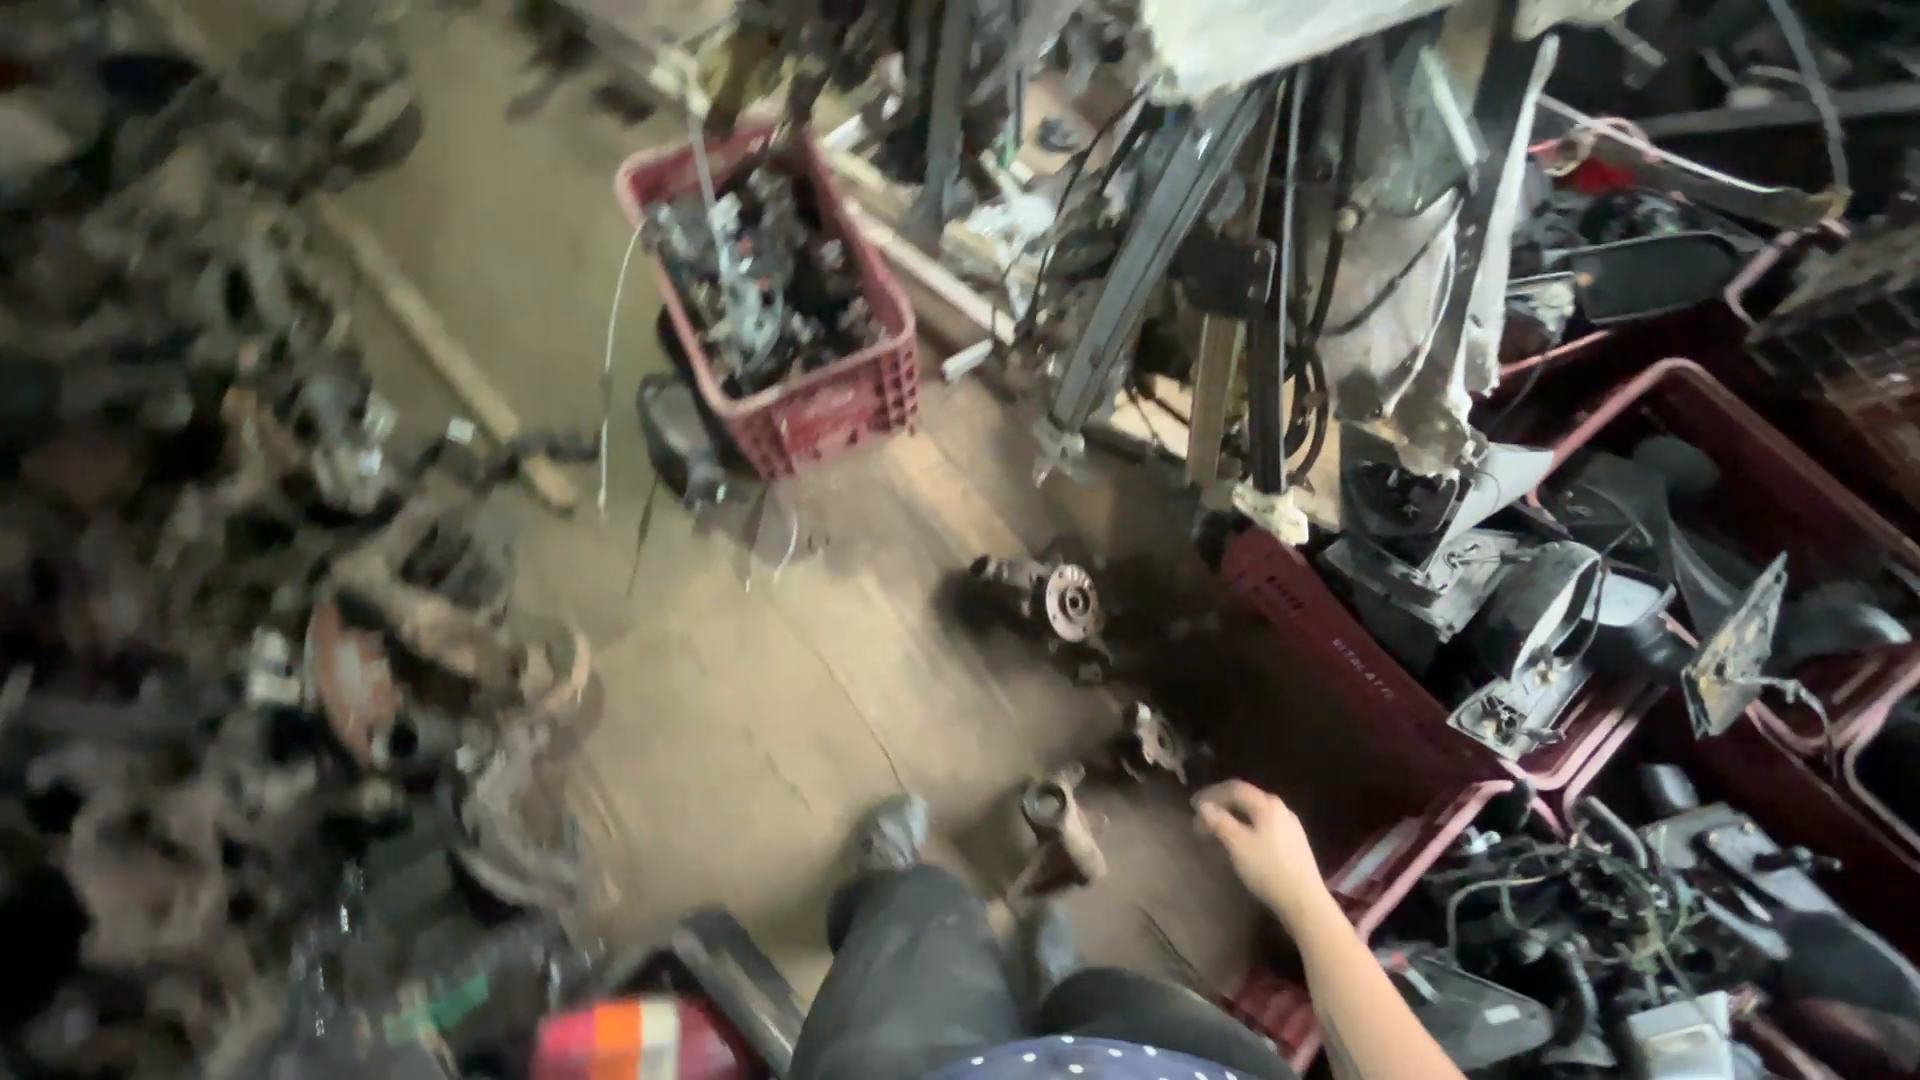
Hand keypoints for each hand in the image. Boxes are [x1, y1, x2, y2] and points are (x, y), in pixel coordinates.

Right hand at [1195, 780, 1328, 924]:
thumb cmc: (1268, 870)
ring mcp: (1290, 826)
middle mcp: (1280, 809)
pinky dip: (1246, 826)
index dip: (1211, 793)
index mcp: (1267, 805)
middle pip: (1245, 798)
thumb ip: (1220, 822)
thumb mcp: (1238, 845)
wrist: (1305, 902)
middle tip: (1202, 818)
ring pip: (1255, 813)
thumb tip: (1204, 806)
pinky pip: (1263, 824)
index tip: (1192, 805)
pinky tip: (1240, 840)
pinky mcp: (1294, 842)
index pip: (1234, 789)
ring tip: (1217, 829)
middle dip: (1221, 805)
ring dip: (1233, 817)